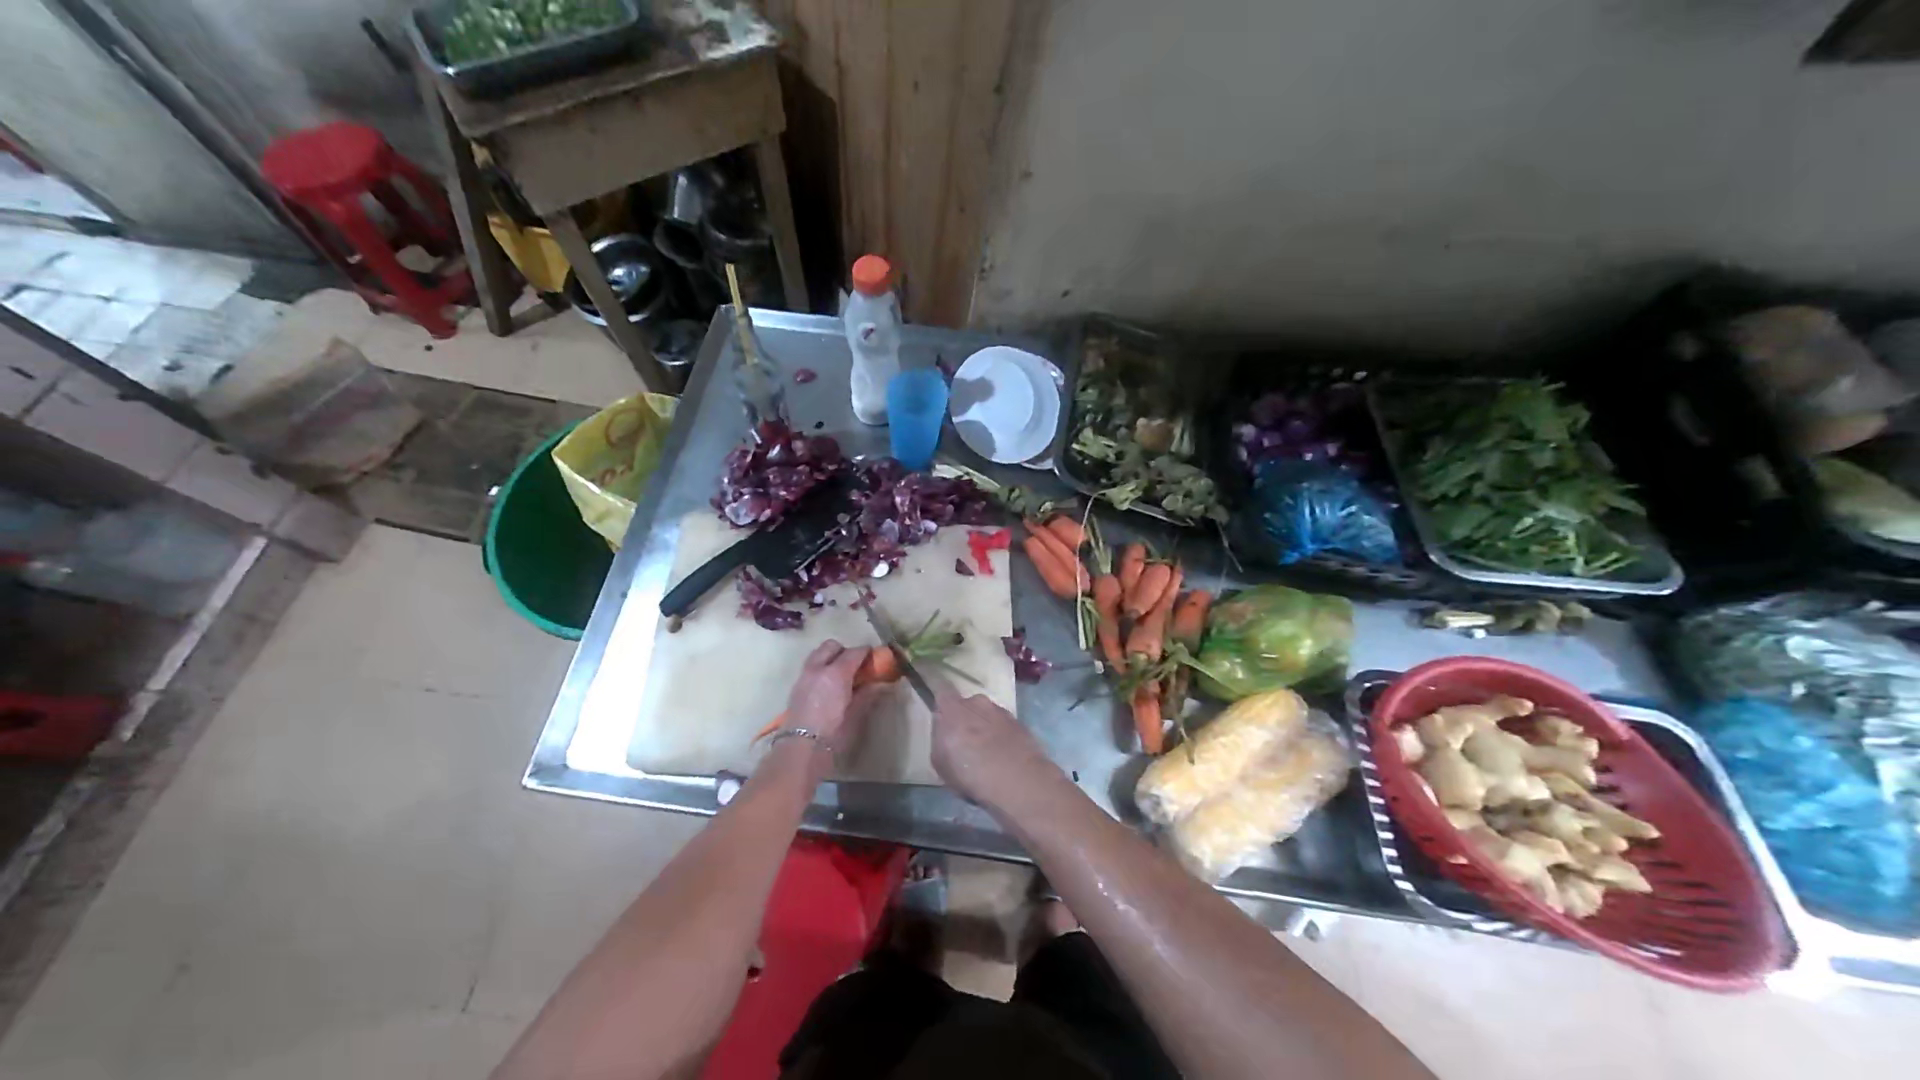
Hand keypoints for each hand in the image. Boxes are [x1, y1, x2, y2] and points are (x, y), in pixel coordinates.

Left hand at [781, 640, 880, 751]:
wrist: (800, 750)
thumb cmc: (833, 734)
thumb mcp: (855, 715)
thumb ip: (866, 695)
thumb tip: (878, 684)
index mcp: (836, 673)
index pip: (854, 652)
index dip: (866, 653)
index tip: (875, 657)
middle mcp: (817, 668)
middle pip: (831, 646)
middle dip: (845, 651)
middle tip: (856, 666)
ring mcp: (804, 676)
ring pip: (818, 654)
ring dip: (830, 658)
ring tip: (841, 675)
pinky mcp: (796, 687)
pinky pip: (811, 667)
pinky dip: (821, 669)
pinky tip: (829, 686)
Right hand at [930, 687, 1058, 810]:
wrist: (1018, 780)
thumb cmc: (970, 772)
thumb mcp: (939, 762)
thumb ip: (938, 738)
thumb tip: (944, 728)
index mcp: (954, 708)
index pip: (942, 691)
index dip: (942, 701)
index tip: (941, 713)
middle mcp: (978, 702)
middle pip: (967, 705)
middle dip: (966, 718)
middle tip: (965, 741)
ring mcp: (1002, 711)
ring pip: (988, 715)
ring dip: (985, 727)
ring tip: (988, 753)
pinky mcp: (1021, 724)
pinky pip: (1004, 726)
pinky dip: (1002, 737)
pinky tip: (1004, 757)